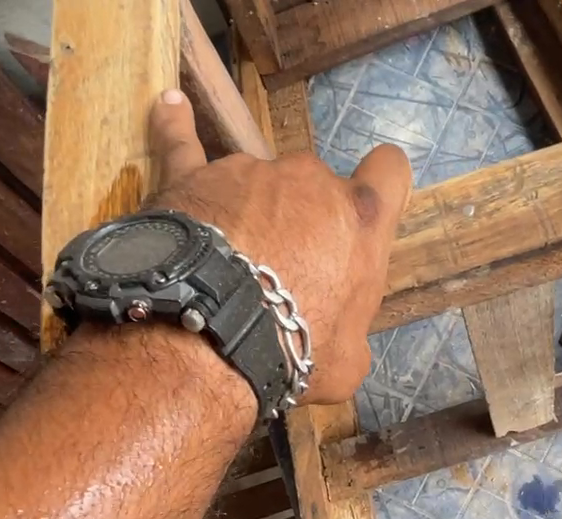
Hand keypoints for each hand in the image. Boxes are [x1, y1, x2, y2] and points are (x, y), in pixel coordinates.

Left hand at [146, 90, 410, 404]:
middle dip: (305, 221)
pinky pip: (184, 144)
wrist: (210, 338)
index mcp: (361, 222)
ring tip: (225, 264)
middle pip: (317, 188)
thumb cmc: (294, 352)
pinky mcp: (192, 175)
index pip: (391, 172)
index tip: (367, 210)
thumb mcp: (347, 364)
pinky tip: (171, 111)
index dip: (382, 187)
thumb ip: (351, 331)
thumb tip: (337, 335)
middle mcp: (310, 182)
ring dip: (252, 212)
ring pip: (259, 183)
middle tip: (283, 275)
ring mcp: (249, 171)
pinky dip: (178, 132)